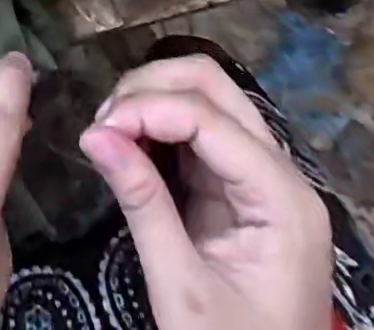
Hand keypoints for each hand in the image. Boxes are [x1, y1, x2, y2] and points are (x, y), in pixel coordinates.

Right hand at [79, 55, 331, 329]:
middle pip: (211, 84)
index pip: (208, 116)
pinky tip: (129, 141)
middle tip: (105, 124)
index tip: (95, 131)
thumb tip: (91, 134)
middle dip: (149, 88)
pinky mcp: (234, 179)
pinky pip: (193, 122)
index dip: (145, 108)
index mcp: (282, 200)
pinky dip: (154, 118)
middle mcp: (279, 171)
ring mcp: (259, 172)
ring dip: (149, 97)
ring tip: (111, 131)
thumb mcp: (182, 289)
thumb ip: (141, 203)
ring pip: (202, 92)